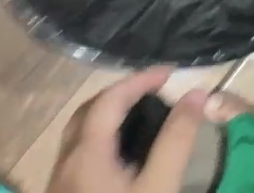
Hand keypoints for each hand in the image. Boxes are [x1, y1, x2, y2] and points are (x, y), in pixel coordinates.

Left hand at [47, 68, 244, 192]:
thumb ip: (177, 139)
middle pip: (88, 113)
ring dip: (109, 118)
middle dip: (121, 94)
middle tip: (155, 90)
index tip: (172, 72)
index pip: (110, 98)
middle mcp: (64, 166)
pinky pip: (78, 158)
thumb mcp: (159, 187)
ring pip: (79, 137)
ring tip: (143, 117)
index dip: (141, 79)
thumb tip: (196, 93)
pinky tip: (123, 158)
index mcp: (85, 155)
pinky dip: (102, 141)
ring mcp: (58, 189)